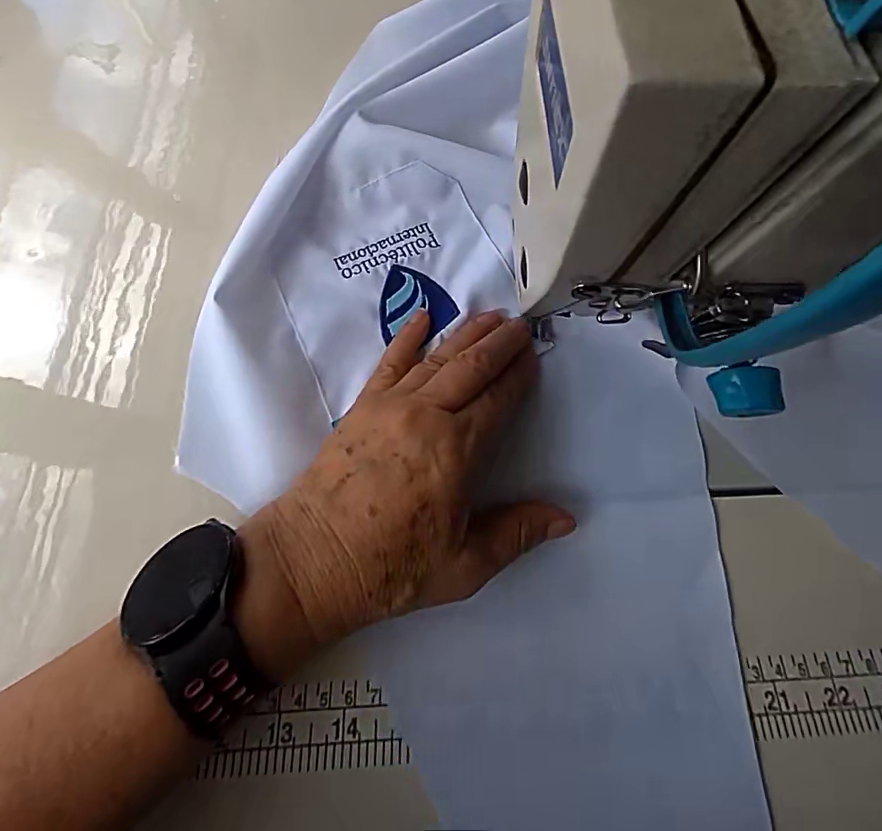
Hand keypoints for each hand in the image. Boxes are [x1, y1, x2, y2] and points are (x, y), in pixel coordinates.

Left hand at [235, 309, 575, 677]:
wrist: (316, 554)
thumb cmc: (393, 565)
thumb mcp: (466, 565)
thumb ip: (516, 533)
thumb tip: (565, 517)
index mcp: (456, 450)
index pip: (497, 401)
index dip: (517, 377)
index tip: (533, 356)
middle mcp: (424, 416)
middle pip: (469, 369)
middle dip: (498, 344)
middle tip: (519, 324)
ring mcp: (389, 406)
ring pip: (435, 360)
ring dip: (463, 335)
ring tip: (487, 316)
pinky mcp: (361, 407)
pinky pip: (389, 363)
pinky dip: (407, 338)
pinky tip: (422, 319)